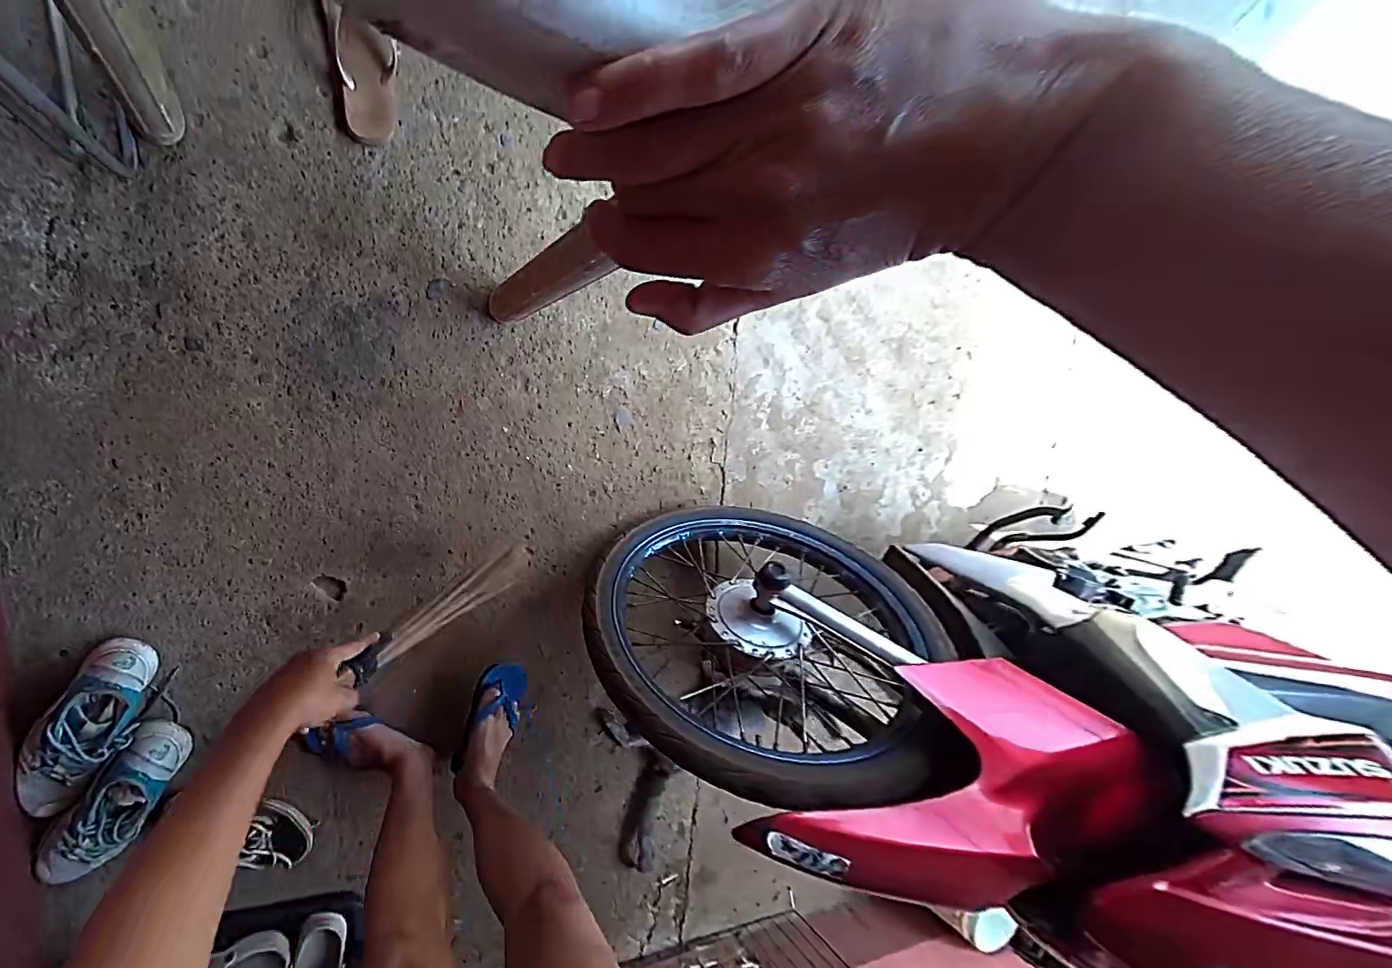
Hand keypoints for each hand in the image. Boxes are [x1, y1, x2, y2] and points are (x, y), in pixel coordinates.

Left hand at [236, 634, 377, 736]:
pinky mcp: (278, 680)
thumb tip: (352, 695)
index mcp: (326, 656)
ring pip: (313, 679)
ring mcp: (290, 667)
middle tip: (341, 694)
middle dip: (336, 679)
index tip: (375, 635)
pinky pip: (298, 689)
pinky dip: (304, 701)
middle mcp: (307, 656)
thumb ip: (352, 696)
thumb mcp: (340, 702)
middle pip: (329, 665)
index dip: (365, 643)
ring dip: (319, 694)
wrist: (273, 711)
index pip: (351, 648)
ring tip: (319, 715)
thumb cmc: (311, 701)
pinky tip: (302, 719)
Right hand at [543, 0, 1147, 332]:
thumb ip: (710, 305)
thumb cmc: (896, 218)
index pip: (643, 246)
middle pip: (641, 191)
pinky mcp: (807, 38)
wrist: (1019, 138)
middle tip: (588, 170)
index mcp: (752, 257)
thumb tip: (635, 302)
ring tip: (570, 140)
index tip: (602, 219)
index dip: (613, 234)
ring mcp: (779, 118)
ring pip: (653, 139)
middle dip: (606, 186)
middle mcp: (757, 195)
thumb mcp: (799, 285)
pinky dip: (636, 84)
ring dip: (595, 144)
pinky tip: (584, 98)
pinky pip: (699, 68)